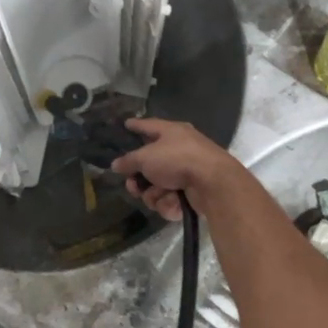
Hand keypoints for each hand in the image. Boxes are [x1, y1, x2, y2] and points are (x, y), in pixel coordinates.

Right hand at [112, 118, 249, 220]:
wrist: (211, 182)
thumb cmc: (177, 159)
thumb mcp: (145, 157)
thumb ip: (128, 161)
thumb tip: (115, 165)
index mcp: (171, 133)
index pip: (148, 126)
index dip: (135, 126)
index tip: (126, 124)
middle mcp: (178, 149)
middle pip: (148, 165)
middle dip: (138, 179)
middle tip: (133, 185)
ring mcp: (185, 172)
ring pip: (156, 187)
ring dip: (153, 194)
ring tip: (160, 194)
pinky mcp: (191, 191)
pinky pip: (169, 199)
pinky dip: (168, 203)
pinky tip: (174, 202)